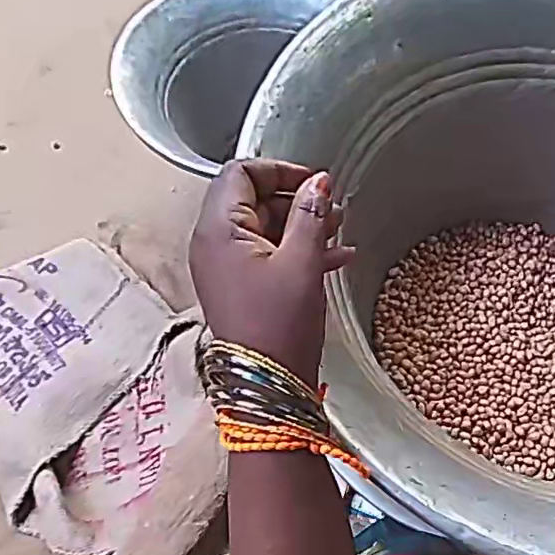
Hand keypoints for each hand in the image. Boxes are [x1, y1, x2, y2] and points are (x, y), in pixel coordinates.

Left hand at [189, 160, 352, 385]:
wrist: (269, 383)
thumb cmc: (279, 327)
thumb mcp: (301, 263)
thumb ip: (310, 216)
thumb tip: (319, 183)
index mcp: (219, 230)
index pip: (241, 174)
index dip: (280, 171)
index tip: (315, 182)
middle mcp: (215, 245)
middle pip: (254, 201)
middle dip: (297, 201)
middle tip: (333, 211)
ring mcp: (228, 269)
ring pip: (265, 229)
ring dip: (302, 227)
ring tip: (339, 233)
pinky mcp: (243, 288)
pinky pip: (268, 256)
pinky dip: (297, 252)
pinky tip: (333, 258)